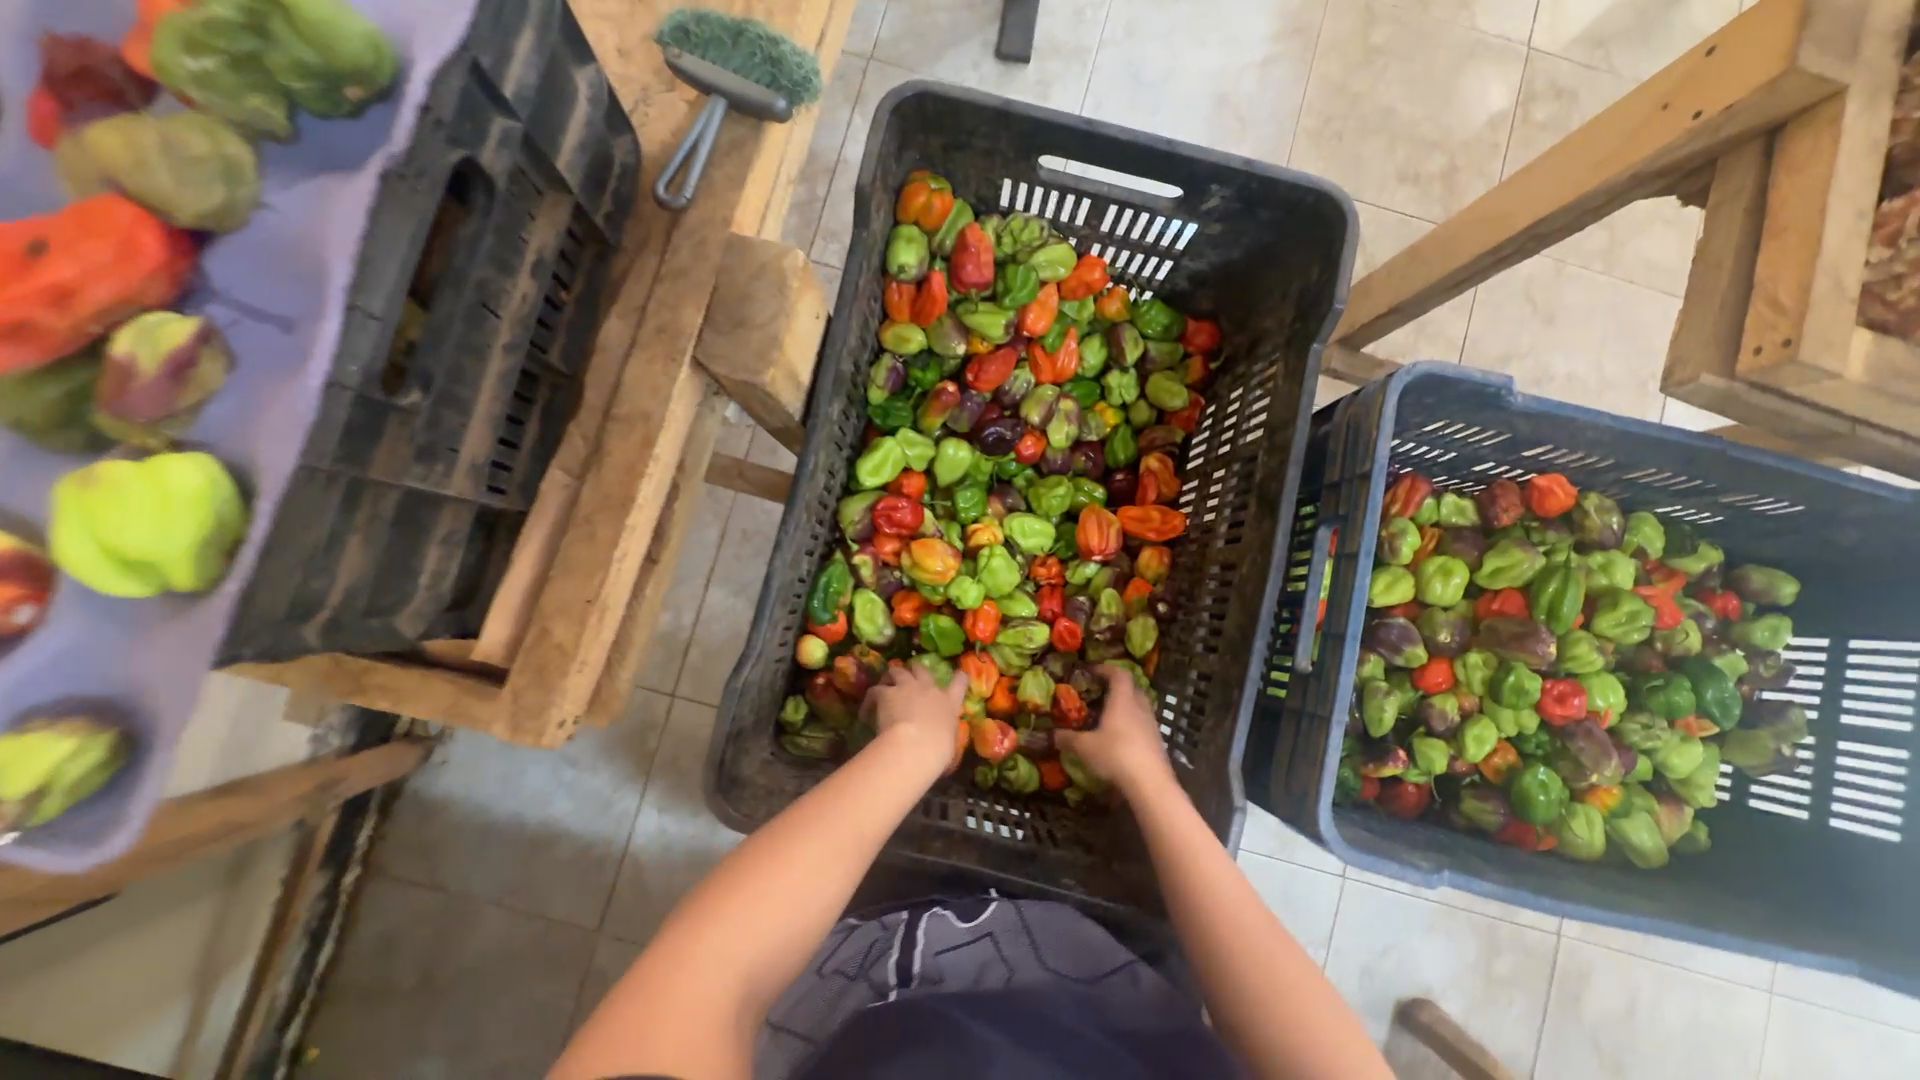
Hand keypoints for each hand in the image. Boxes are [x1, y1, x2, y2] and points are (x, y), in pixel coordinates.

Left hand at [865, 664, 966, 769]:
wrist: (917, 746)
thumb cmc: (938, 751)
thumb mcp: (949, 742)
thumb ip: (945, 734)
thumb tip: (941, 738)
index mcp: (949, 702)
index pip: (959, 683)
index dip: (959, 677)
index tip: (958, 675)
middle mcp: (929, 689)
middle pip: (921, 669)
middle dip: (914, 670)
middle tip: (906, 678)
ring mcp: (906, 688)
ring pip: (896, 670)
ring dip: (890, 677)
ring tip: (883, 686)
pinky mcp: (886, 693)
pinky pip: (875, 690)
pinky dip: (869, 701)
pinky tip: (865, 714)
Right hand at [1056, 667, 1177, 797]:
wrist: (1150, 783)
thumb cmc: (1116, 755)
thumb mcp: (1085, 747)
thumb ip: (1067, 739)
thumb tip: (1051, 735)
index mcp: (1123, 700)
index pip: (1119, 674)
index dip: (1106, 669)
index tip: (1092, 671)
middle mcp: (1140, 707)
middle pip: (1132, 688)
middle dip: (1116, 687)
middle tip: (1099, 693)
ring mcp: (1152, 724)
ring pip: (1139, 706)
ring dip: (1125, 706)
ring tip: (1108, 716)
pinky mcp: (1157, 741)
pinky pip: (1143, 724)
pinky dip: (1131, 724)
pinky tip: (1120, 739)